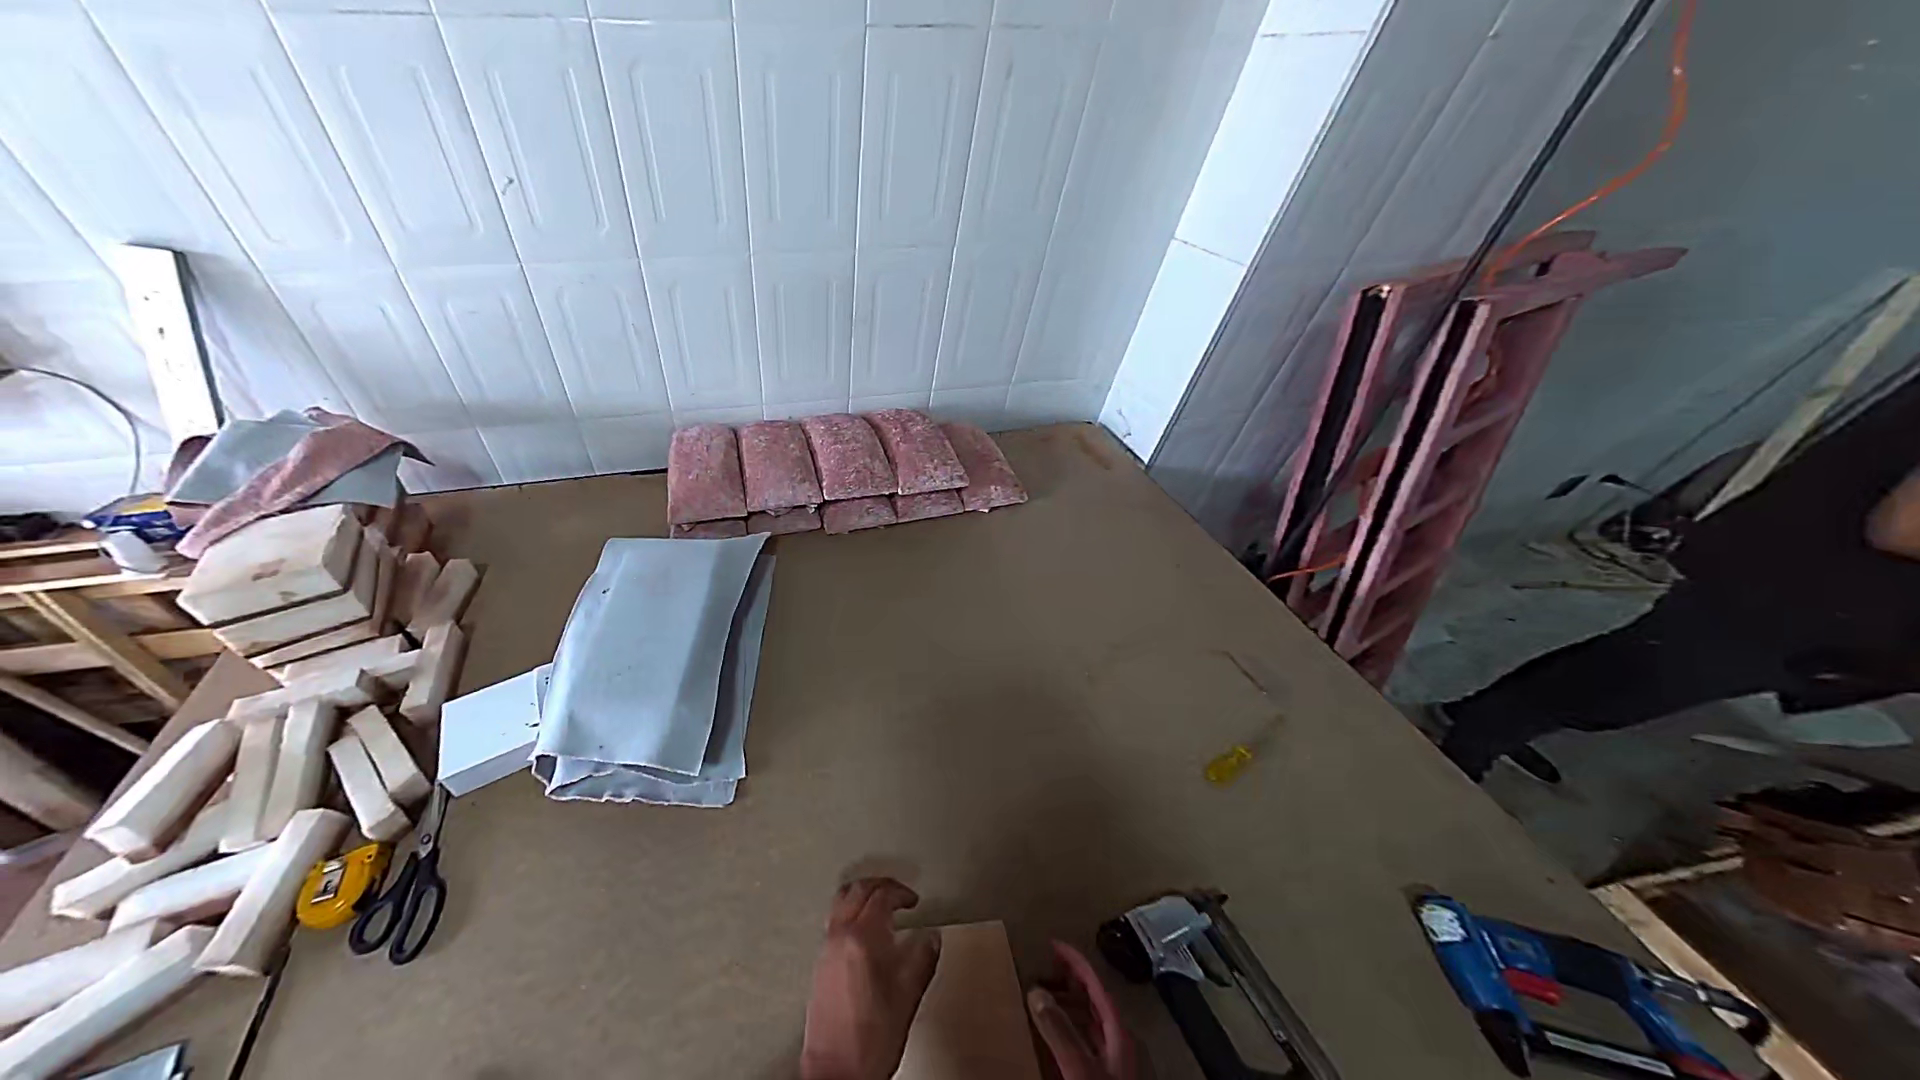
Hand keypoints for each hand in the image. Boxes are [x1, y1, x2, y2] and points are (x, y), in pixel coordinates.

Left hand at [800, 878, 941, 1079]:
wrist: (836, 1072)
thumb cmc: (868, 1041)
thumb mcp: (908, 996)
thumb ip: (922, 959)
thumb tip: (930, 938)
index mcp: (863, 938)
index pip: (882, 895)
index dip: (901, 892)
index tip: (912, 900)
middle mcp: (840, 938)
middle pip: (858, 890)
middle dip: (881, 885)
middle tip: (899, 893)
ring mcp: (826, 950)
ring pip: (841, 901)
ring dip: (862, 894)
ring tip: (880, 902)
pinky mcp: (819, 965)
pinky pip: (834, 921)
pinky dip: (850, 912)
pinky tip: (864, 930)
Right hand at [1027, 941, 1137, 1079]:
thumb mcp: (1080, 1067)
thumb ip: (1060, 1031)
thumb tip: (1036, 991)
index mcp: (1119, 1030)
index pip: (1096, 983)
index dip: (1075, 960)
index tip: (1054, 944)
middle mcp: (1121, 1041)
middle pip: (1094, 999)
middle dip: (1070, 979)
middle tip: (1045, 967)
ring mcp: (1117, 1061)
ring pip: (1090, 1022)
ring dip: (1069, 1005)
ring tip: (1045, 998)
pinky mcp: (1107, 1077)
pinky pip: (1086, 1043)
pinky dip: (1070, 1031)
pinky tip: (1057, 1039)